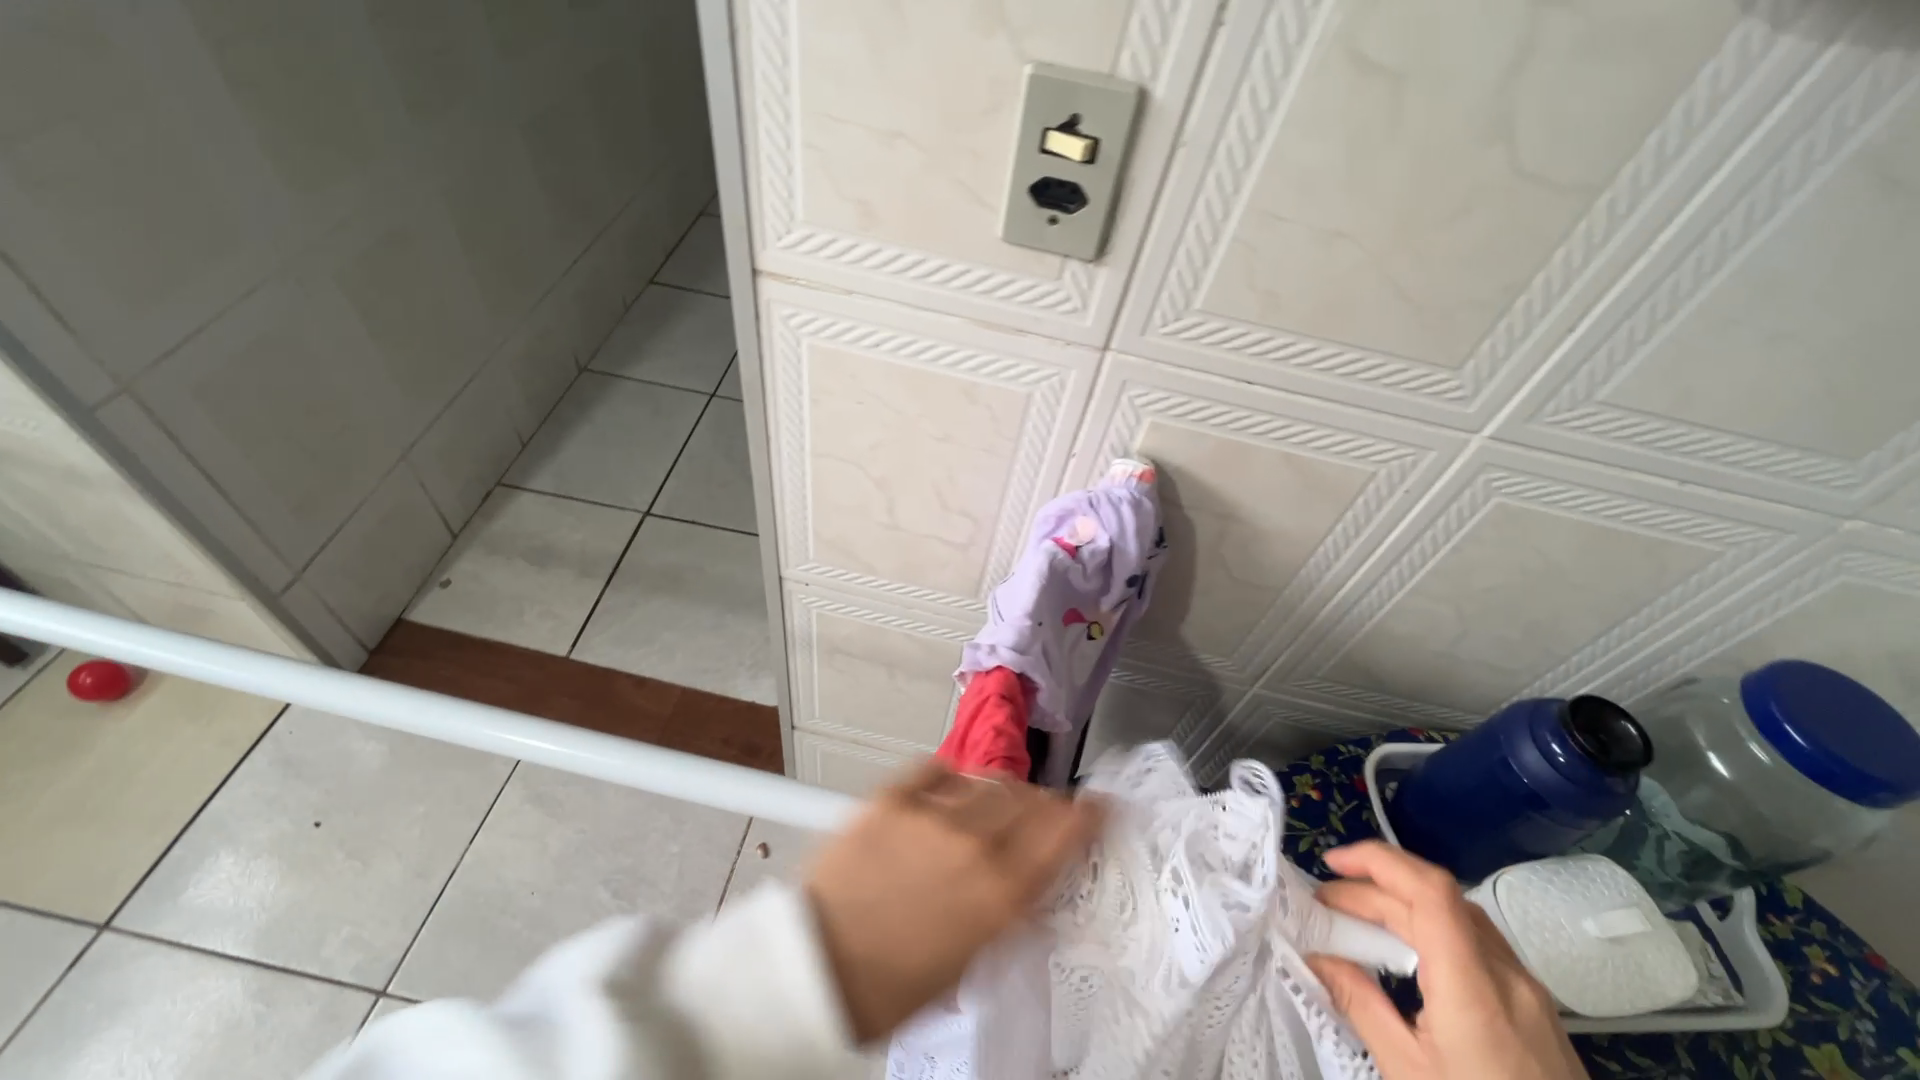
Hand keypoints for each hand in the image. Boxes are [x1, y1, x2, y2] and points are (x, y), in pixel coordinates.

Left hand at [803, 759, 1104, 1042]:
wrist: (817, 967)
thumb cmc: (890, 985)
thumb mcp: (969, 963)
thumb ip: (1005, 916)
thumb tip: (1026, 891)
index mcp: (1003, 894)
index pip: (1065, 833)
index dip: (1088, 814)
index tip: (1096, 806)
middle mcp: (976, 845)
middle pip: (1031, 799)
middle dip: (1044, 804)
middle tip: (1041, 812)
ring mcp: (933, 816)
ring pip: (990, 781)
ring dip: (1001, 792)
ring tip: (993, 806)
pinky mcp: (892, 798)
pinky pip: (939, 768)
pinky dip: (952, 777)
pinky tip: (950, 791)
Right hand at [1306, 841, 1586, 1079]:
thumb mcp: (1409, 1074)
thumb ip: (1362, 1005)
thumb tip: (1318, 956)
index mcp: (1474, 987)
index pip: (1430, 891)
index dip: (1378, 860)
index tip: (1331, 863)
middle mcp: (1507, 974)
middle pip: (1437, 899)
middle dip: (1374, 888)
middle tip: (1324, 904)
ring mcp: (1527, 988)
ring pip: (1459, 916)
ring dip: (1403, 903)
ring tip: (1356, 920)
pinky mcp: (1534, 1005)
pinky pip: (1477, 943)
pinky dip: (1431, 929)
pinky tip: (1404, 952)